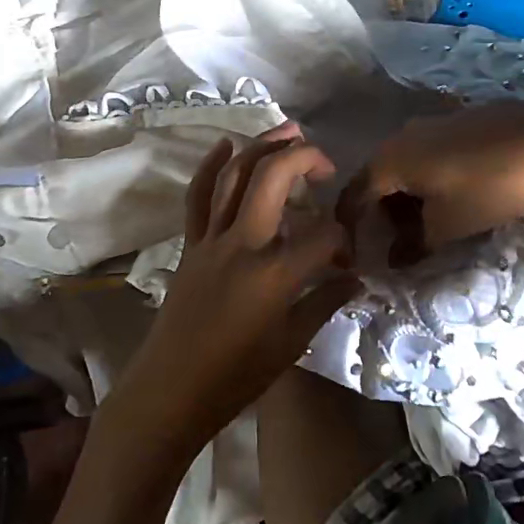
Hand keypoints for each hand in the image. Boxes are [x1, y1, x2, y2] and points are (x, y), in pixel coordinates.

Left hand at [122, 123, 357, 439]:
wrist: (169, 394)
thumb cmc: (235, 377)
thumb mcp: (292, 343)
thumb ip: (326, 302)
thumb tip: (354, 278)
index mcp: (274, 274)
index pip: (323, 235)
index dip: (343, 240)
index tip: (347, 259)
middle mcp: (243, 244)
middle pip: (274, 178)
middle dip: (304, 158)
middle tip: (326, 163)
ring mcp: (212, 240)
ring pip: (236, 176)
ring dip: (263, 146)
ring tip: (289, 130)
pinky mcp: (191, 245)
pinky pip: (199, 196)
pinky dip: (211, 165)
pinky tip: (226, 143)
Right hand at [339, 101, 523, 247]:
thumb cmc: (488, 186)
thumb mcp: (448, 226)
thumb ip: (413, 245)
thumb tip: (393, 261)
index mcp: (389, 159)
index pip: (354, 197)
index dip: (352, 230)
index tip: (358, 256)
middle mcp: (401, 135)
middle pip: (377, 180)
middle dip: (383, 216)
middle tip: (399, 246)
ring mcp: (430, 123)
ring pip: (405, 166)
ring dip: (408, 199)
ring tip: (428, 226)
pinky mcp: (456, 120)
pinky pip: (427, 154)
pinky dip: (428, 180)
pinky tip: (452, 197)